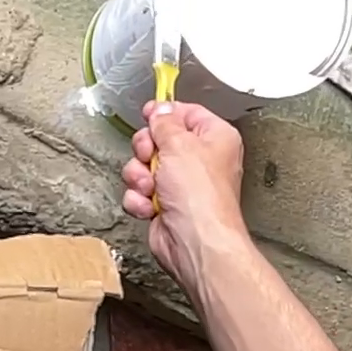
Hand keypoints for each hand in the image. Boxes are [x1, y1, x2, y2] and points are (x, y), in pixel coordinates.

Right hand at [120, 100, 248, 296]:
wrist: (194, 241)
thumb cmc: (200, 196)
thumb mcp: (180, 144)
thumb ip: (165, 122)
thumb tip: (160, 110)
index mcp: (214, 138)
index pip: (186, 113)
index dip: (164, 112)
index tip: (149, 113)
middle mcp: (198, 160)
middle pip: (157, 140)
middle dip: (145, 151)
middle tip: (150, 157)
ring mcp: (179, 184)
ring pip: (142, 167)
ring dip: (139, 177)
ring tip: (151, 188)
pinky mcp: (162, 205)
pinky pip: (138, 192)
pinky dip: (139, 200)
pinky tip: (150, 207)